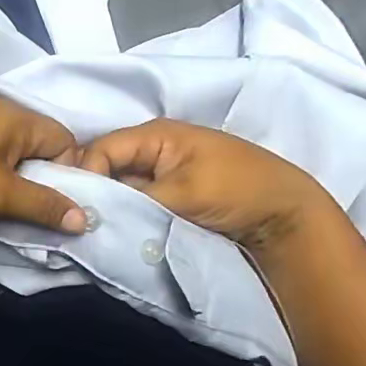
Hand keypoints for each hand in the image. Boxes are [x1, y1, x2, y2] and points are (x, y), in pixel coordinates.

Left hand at [0, 99, 87, 232]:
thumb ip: (44, 205)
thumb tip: (87, 218)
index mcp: (17, 116)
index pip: (66, 141)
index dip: (67, 175)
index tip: (51, 206)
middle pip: (38, 145)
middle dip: (39, 180)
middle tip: (26, 211)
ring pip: (10, 151)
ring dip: (11, 180)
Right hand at [77, 119, 333, 251]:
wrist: (287, 218)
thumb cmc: (237, 190)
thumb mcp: (182, 192)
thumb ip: (134, 198)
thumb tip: (92, 210)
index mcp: (155, 135)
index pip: (100, 149)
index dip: (84, 174)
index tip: (77, 207)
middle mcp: (151, 149)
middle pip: (105, 166)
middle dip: (92, 190)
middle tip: (78, 218)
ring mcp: (159, 174)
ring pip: (117, 186)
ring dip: (108, 205)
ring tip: (93, 227)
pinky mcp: (166, 197)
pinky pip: (134, 202)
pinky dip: (124, 215)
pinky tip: (115, 230)